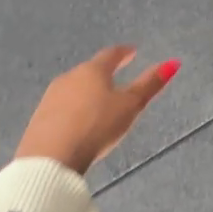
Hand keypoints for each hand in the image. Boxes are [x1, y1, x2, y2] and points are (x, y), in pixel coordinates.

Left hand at [14, 46, 179, 174]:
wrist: (50, 159)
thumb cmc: (97, 126)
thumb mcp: (130, 106)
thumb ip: (150, 85)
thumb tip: (173, 62)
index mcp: (93, 70)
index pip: (111, 54)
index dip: (124, 53)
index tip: (132, 52)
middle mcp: (69, 77)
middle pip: (90, 70)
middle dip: (104, 73)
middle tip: (117, 78)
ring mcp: (50, 97)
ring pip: (74, 88)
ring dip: (87, 92)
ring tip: (99, 102)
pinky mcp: (39, 118)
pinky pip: (62, 106)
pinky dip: (74, 108)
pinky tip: (78, 121)